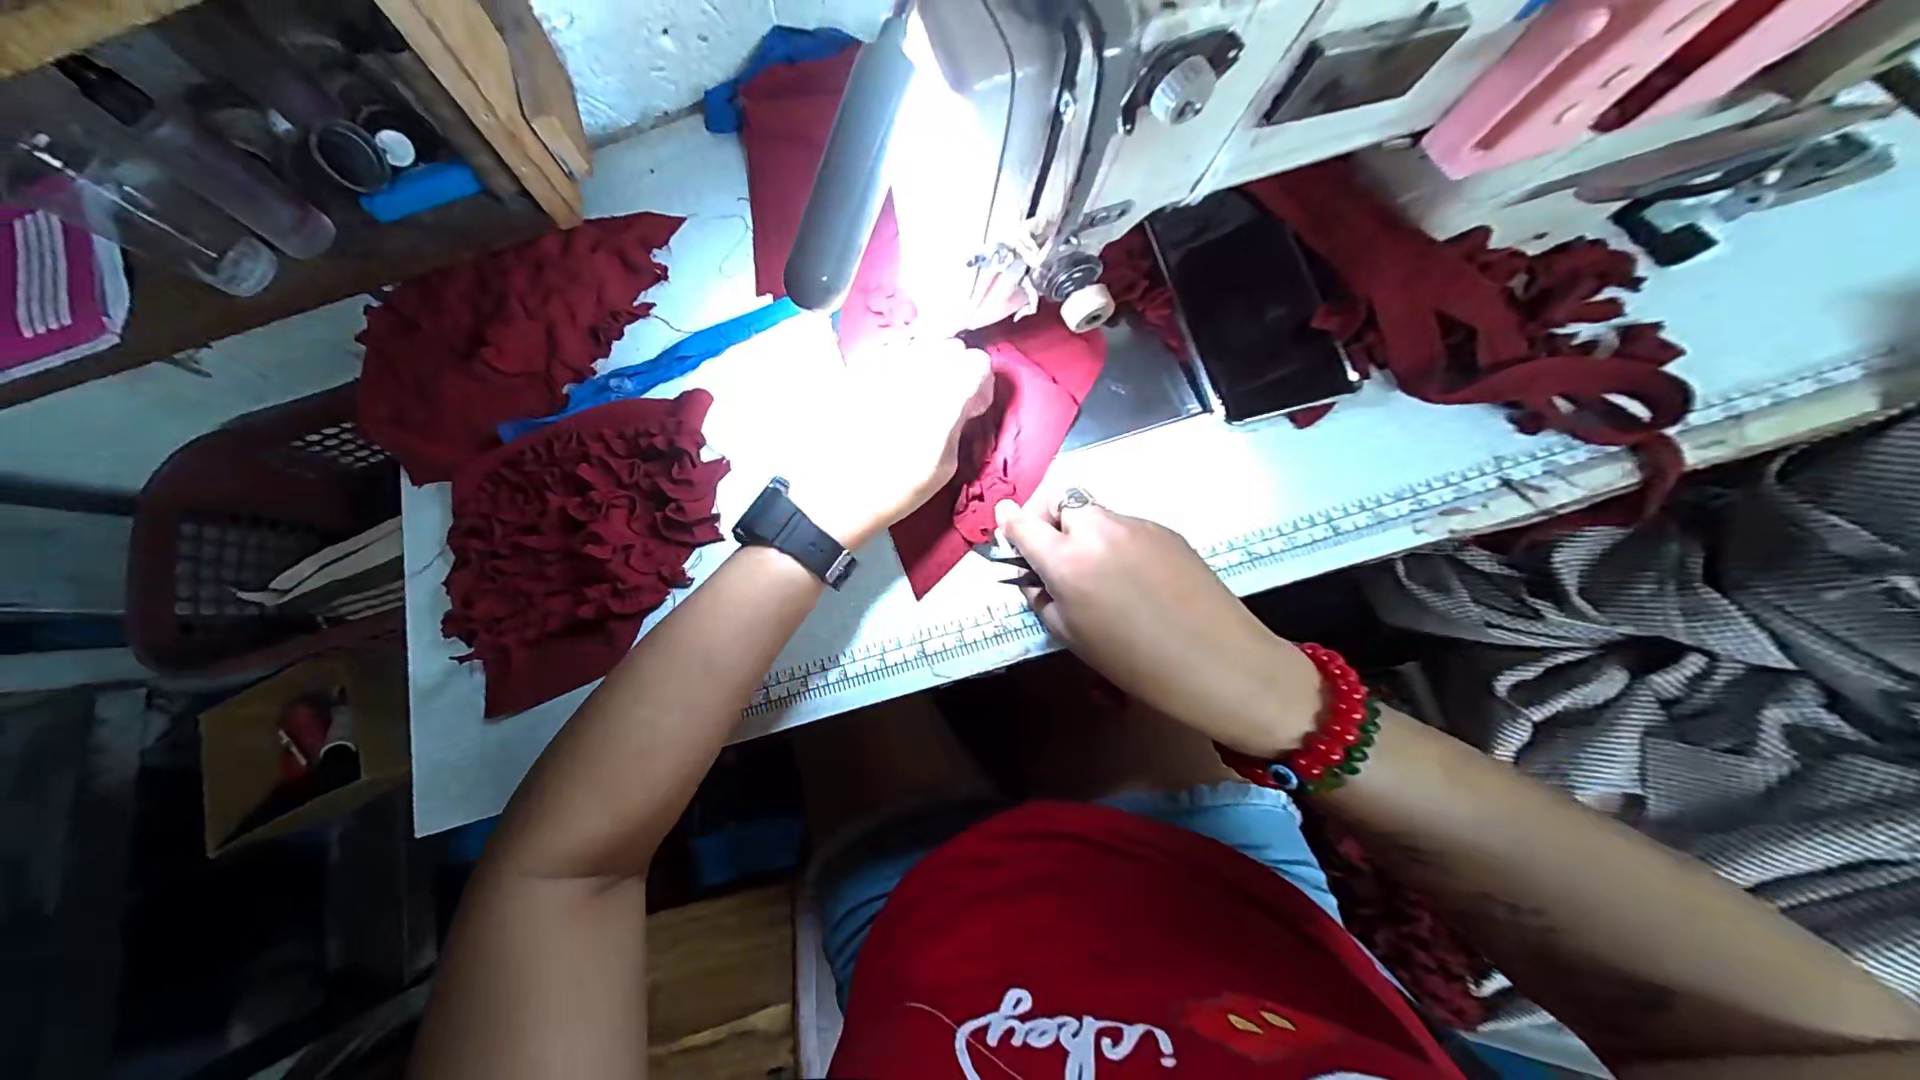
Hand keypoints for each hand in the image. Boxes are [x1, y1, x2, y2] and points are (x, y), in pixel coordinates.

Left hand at [789, 338, 993, 548]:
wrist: (840, 493)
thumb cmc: (897, 489)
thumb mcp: (946, 465)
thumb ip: (959, 423)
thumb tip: (964, 404)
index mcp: (946, 396)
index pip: (978, 361)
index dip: (980, 382)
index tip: (973, 404)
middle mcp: (918, 371)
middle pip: (949, 347)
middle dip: (955, 368)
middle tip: (948, 398)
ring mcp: (885, 366)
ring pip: (917, 342)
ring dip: (924, 361)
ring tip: (916, 390)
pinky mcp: (858, 369)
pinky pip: (885, 348)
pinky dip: (893, 359)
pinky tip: (889, 384)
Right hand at [995, 494, 1322, 756]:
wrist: (1217, 660)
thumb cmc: (1134, 661)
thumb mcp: (1071, 636)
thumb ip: (1043, 597)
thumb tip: (1032, 575)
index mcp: (1067, 560)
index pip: (1024, 522)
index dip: (1010, 523)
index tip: (1006, 526)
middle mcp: (1098, 530)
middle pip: (1061, 501)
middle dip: (1050, 520)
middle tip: (1056, 553)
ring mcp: (1135, 525)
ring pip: (1096, 513)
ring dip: (1084, 531)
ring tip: (1099, 571)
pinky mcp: (1165, 530)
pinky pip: (1126, 526)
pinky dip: (1116, 541)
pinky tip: (1133, 577)